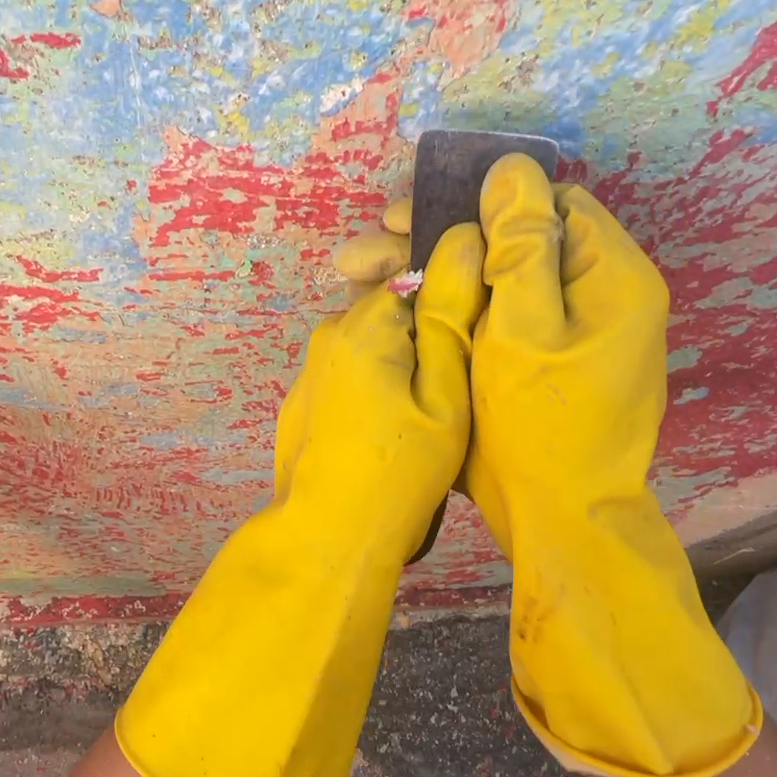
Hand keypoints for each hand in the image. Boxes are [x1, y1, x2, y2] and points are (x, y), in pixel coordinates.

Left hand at [116, 226, 484, 776]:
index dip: (451, 296)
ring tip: (424, 416)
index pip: (415, 275)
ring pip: (369, 346)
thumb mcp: (445, 393)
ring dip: (398, 364)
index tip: (476, 333)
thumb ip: (451, 314)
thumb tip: (461, 238)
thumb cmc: (400, 469)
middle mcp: (328, 334)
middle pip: (388, 309)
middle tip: (455, 388)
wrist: (327, 538)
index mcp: (364, 322)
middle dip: (424, 333)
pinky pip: (346, 377)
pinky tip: (386, 431)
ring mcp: (308, 370)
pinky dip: (372, 389)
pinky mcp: (300, 403)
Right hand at [333, 155, 760, 776]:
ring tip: (352, 276)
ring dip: (427, 272)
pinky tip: (383, 306)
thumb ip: (519, 243)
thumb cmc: (540, 424)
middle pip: (510, 241)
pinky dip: (441, 305)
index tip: (410, 215)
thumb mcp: (523, 326)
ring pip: (491, 278)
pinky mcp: (535, 358)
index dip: (476, 201)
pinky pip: (488, 313)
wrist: (557, 519)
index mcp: (610, 276)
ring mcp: (564, 329)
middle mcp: (593, 294)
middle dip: (435, 239)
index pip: (547, 206)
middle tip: (369, 247)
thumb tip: (511, 167)